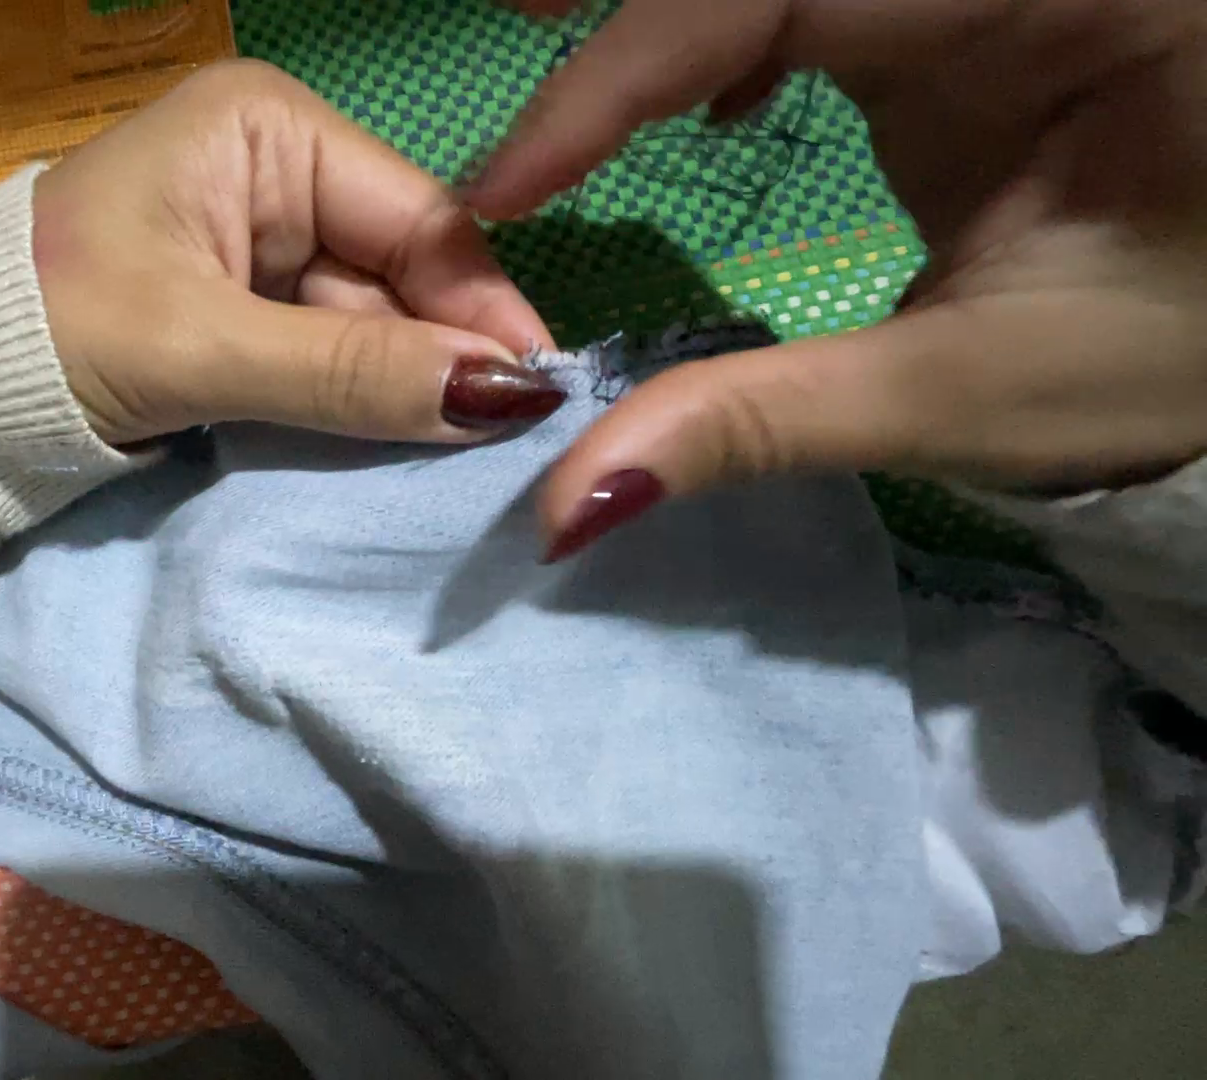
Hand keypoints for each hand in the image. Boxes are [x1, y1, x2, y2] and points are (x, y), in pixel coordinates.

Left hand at [34, 60, 561, 447]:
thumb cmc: (55, 332)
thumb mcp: (203, 347)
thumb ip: (347, 372)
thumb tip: (499, 394)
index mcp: (268, 134)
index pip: (416, 218)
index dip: (480, 306)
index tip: (537, 389)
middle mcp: (275, 176)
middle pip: (396, 273)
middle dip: (442, 355)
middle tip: (503, 438)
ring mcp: (259, 249)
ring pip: (364, 324)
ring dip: (401, 386)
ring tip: (459, 450)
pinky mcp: (243, 312)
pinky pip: (323, 356)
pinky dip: (353, 401)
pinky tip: (393, 438)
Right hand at [470, 0, 1206, 559]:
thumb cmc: (1177, 355)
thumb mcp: (957, 397)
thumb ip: (749, 427)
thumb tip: (566, 502)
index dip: (623, 75)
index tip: (506, 187)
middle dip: (628, 5)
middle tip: (503, 36)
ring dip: (663, 11)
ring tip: (550, 52)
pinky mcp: (977, 4)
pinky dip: (723, 30)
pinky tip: (698, 102)